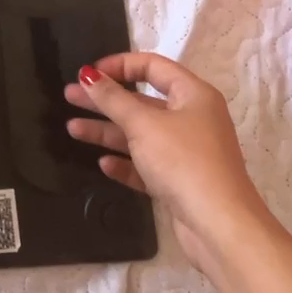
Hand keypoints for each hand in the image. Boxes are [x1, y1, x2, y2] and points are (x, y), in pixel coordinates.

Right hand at [64, 52, 268, 270]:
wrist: (220, 227)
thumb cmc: (184, 161)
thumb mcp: (143, 124)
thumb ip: (113, 98)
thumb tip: (88, 74)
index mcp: (193, 95)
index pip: (152, 66)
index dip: (119, 65)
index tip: (89, 73)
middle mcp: (192, 119)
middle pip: (141, 102)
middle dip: (105, 100)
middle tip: (70, 96)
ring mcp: (186, 152)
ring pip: (140, 134)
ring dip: (107, 131)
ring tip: (73, 129)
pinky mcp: (179, 182)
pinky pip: (147, 165)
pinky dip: (126, 163)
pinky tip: (104, 164)